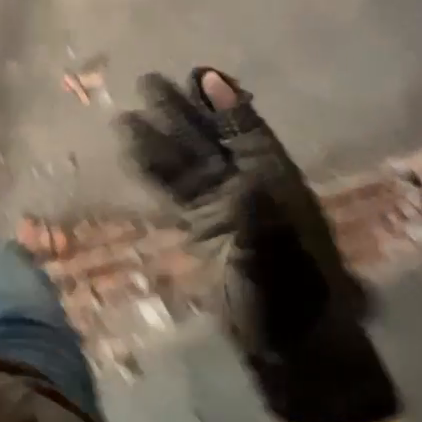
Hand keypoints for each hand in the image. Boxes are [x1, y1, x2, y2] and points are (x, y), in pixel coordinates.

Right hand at [120, 69, 398, 421]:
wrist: (290, 347)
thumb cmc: (295, 299)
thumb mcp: (283, 259)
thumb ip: (263, 221)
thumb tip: (246, 182)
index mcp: (278, 184)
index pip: (249, 134)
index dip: (228, 105)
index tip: (203, 75)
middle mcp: (247, 185)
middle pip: (209, 138)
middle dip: (183, 110)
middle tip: (149, 80)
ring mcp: (220, 205)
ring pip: (185, 160)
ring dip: (158, 136)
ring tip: (126, 114)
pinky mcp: (199, 225)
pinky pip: (171, 188)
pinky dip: (151, 168)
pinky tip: (130, 150)